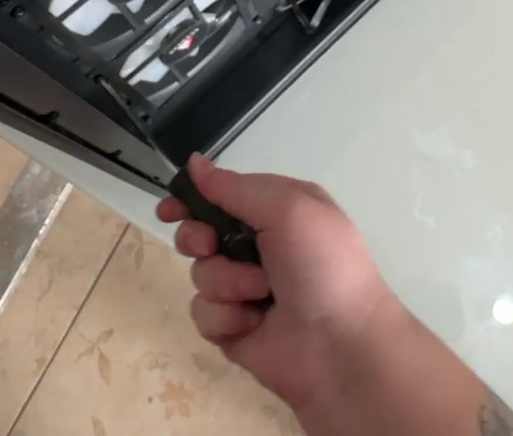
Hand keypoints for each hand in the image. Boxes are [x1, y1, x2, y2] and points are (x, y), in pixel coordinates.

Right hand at [158, 154, 404, 409]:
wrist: (343, 348)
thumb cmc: (324, 265)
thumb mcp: (287, 208)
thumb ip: (235, 187)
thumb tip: (195, 163)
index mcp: (276, 209)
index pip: (222, 193)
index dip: (192, 198)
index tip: (169, 208)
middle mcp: (259, 244)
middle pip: (200, 231)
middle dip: (199, 238)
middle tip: (211, 246)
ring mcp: (245, 287)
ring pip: (200, 273)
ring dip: (226, 282)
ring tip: (260, 294)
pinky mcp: (234, 326)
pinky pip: (204, 313)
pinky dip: (226, 317)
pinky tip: (253, 322)